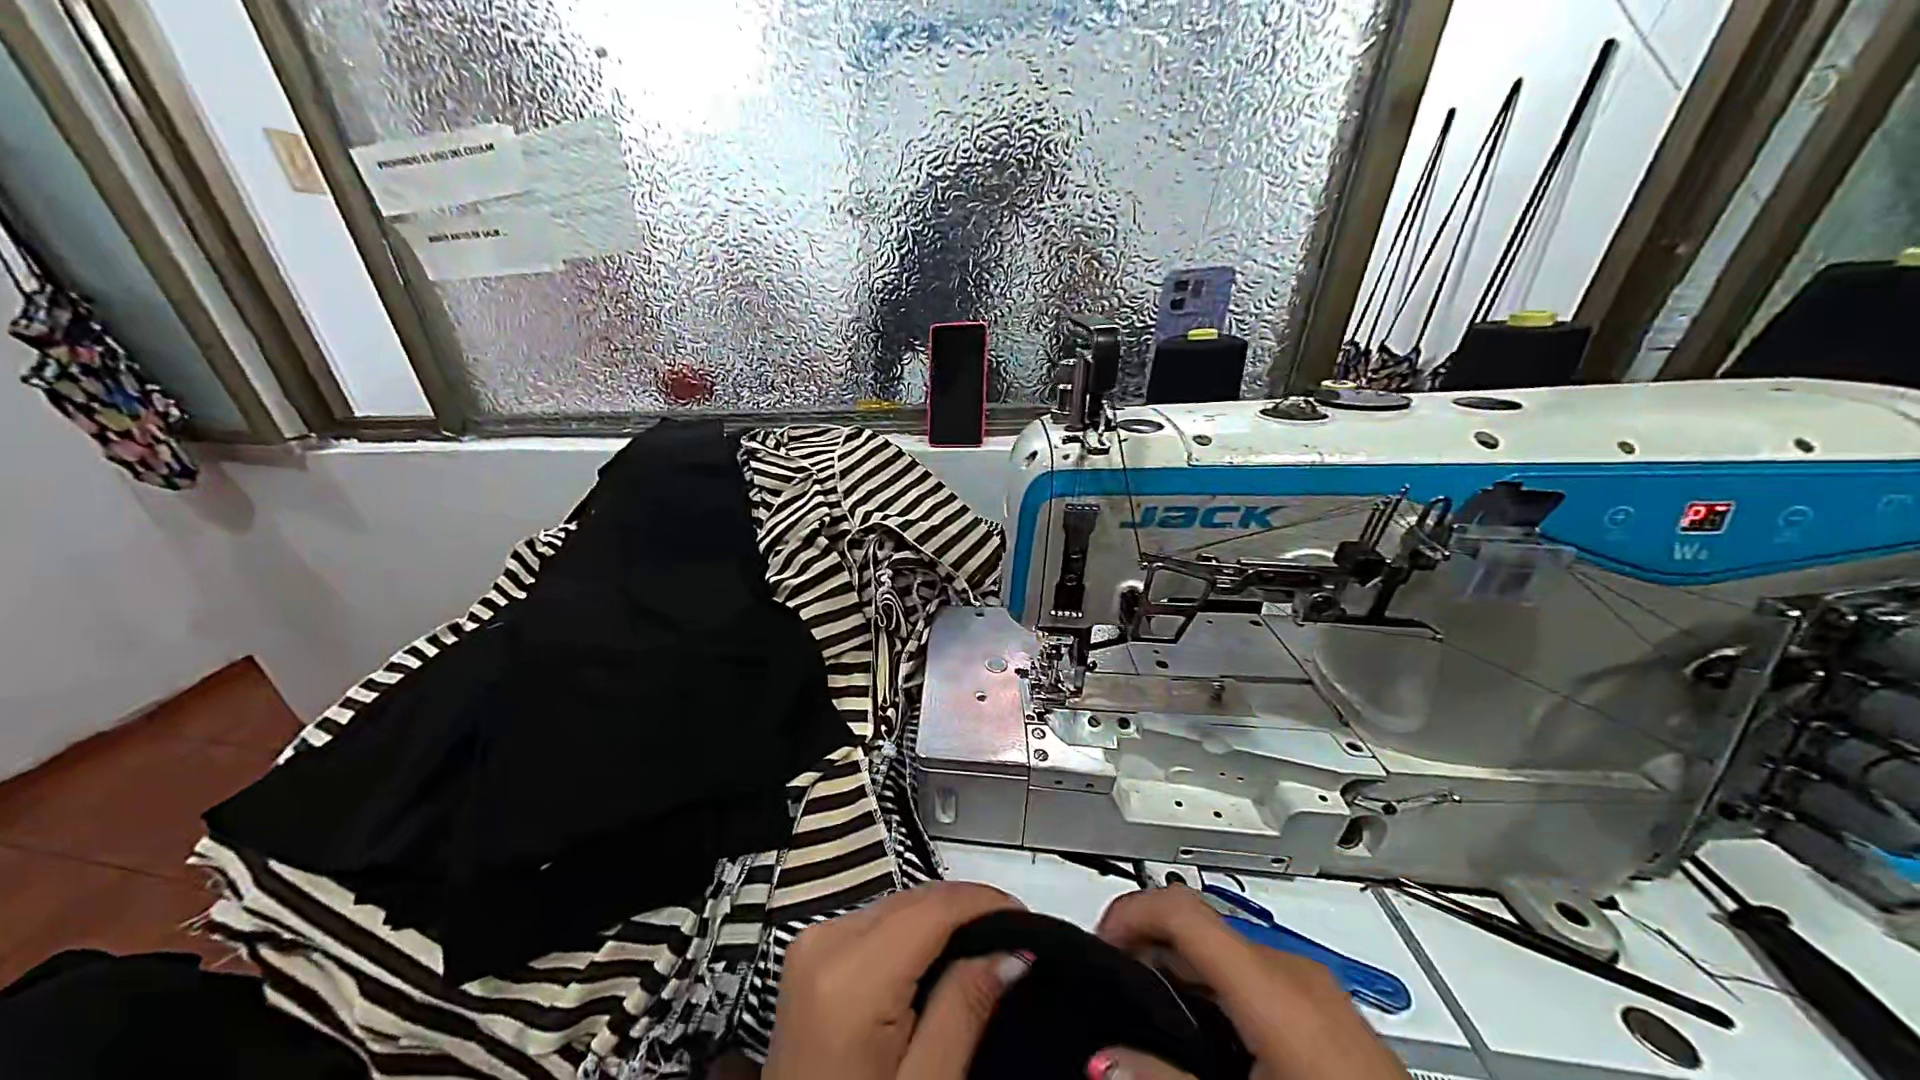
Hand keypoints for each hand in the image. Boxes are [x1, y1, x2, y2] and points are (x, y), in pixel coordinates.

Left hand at [764, 882, 1033, 1079]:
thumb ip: (965, 1009)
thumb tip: (1011, 950)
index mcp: (851, 976)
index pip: (932, 908)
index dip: (984, 902)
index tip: (1026, 915)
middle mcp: (825, 940)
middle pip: (913, 898)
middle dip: (965, 907)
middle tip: (1012, 934)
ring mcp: (811, 942)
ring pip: (896, 903)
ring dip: (940, 915)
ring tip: (984, 942)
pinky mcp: (809, 952)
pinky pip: (875, 919)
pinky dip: (911, 928)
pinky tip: (939, 951)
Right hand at [1090, 885, 1409, 1079]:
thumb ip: (1166, 1079)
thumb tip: (1102, 1058)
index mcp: (1275, 988)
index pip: (1182, 908)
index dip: (1129, 913)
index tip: (1099, 946)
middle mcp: (1296, 972)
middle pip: (1199, 923)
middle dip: (1147, 944)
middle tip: (1116, 988)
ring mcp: (1316, 988)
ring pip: (1224, 946)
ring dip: (1179, 965)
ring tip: (1152, 1014)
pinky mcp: (1326, 1008)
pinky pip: (1252, 970)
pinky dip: (1213, 983)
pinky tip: (1205, 1033)